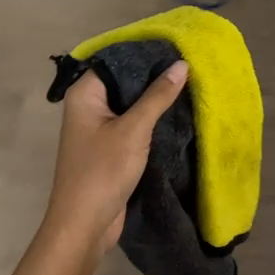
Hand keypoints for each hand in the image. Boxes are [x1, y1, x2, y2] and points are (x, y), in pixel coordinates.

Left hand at [42, 60, 188, 255]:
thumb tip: (181, 64)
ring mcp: (99, 127)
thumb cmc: (102, 172)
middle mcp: (88, 105)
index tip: (177, 47)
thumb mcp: (134, 130)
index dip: (146, 53)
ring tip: (190, 85)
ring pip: (131, 103)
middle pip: (126, 80)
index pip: (117, 60)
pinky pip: (133, 123)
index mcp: (85, 93)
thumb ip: (158, 96)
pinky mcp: (110, 147)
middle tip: (189, 65)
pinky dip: (152, 119)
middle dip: (155, 76)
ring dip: (156, 99)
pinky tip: (178, 113)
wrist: (83, 227)